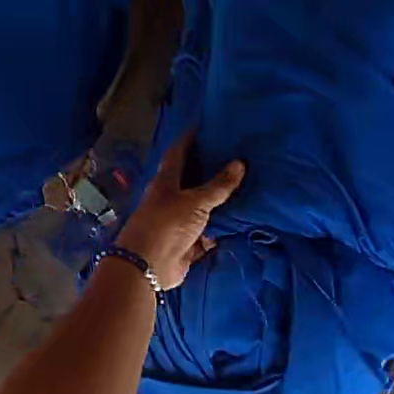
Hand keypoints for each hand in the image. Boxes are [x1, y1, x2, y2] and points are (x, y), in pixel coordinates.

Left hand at [114, 133, 244, 289]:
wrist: (148, 267)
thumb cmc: (167, 225)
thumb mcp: (195, 201)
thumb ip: (218, 186)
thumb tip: (239, 163)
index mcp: (166, 182)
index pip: (177, 153)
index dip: (189, 140)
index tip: (205, 127)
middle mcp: (170, 200)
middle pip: (192, 182)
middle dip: (209, 171)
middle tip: (234, 158)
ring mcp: (177, 224)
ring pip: (202, 210)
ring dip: (218, 204)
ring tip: (244, 189)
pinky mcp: (186, 246)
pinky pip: (207, 236)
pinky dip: (219, 232)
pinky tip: (239, 224)